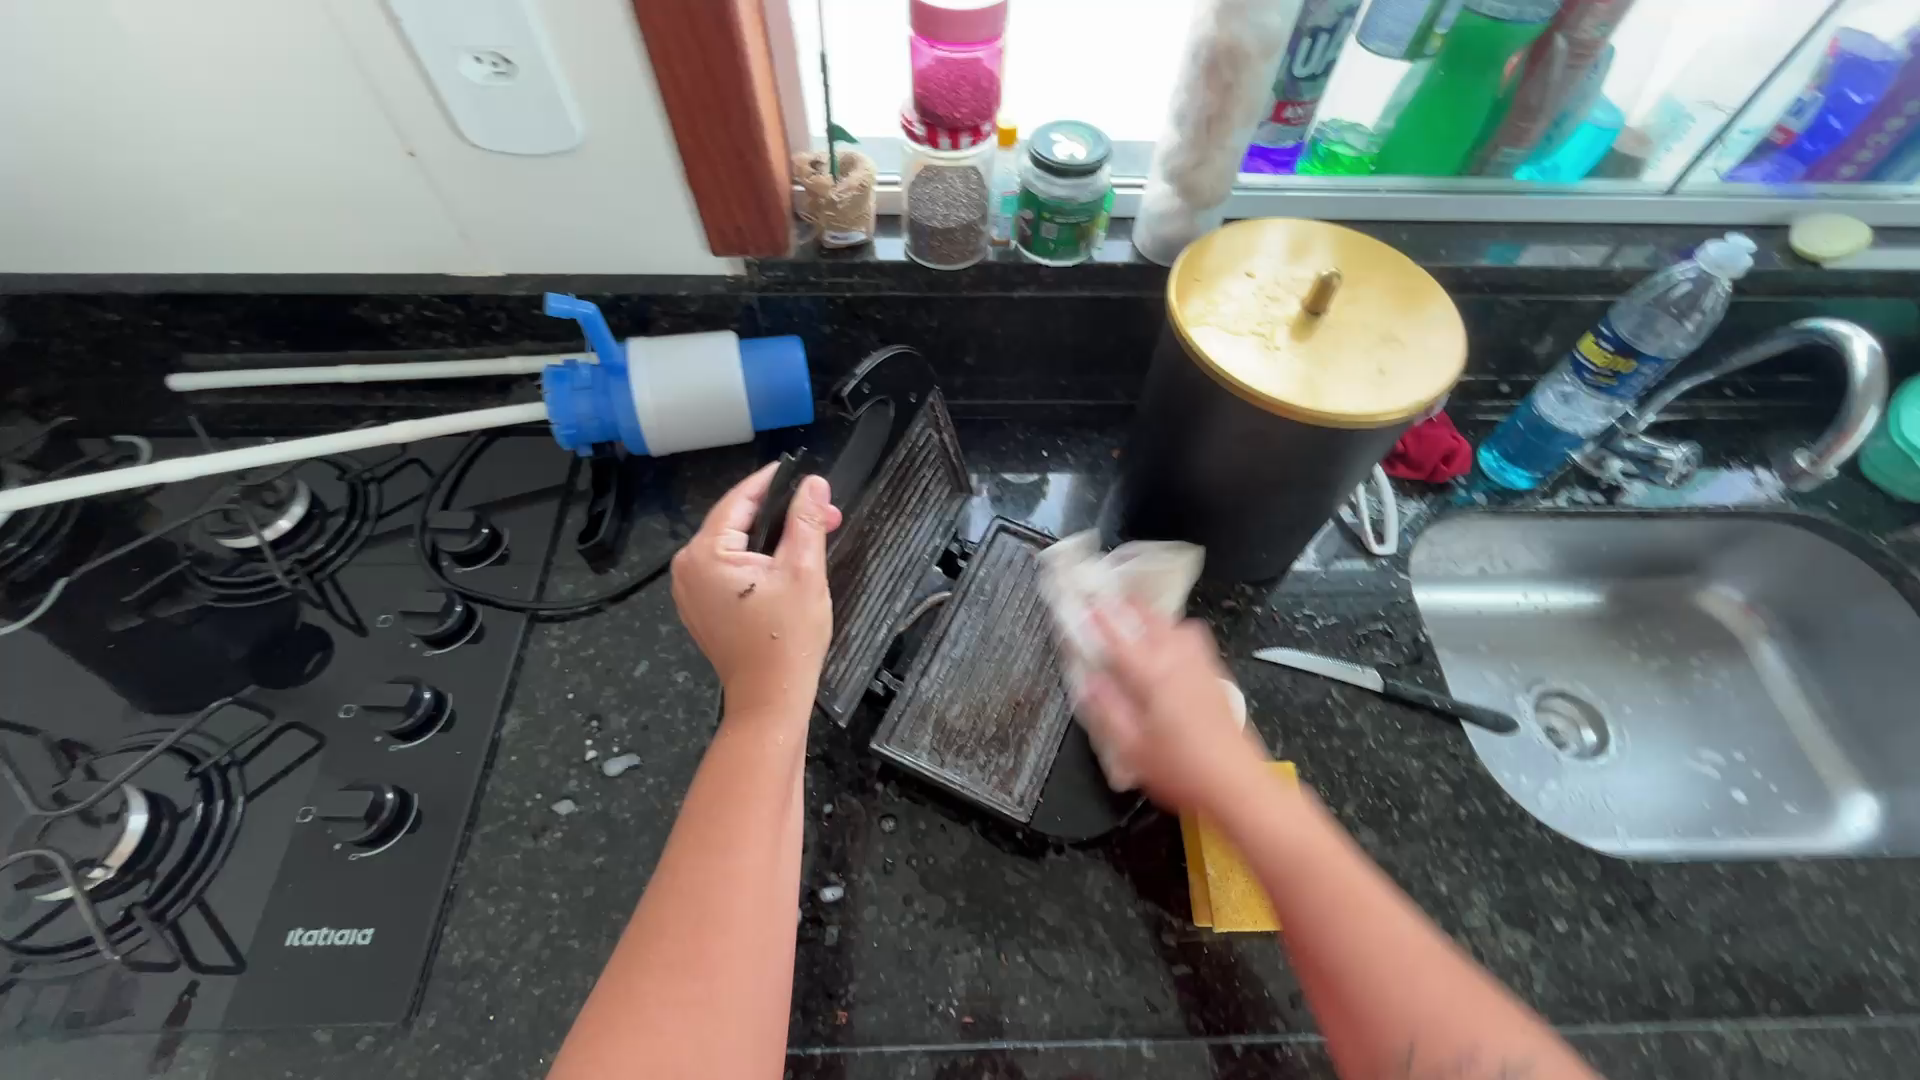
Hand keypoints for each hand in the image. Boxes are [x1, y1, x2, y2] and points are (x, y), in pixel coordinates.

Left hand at [670, 463, 843, 720]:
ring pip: (735, 545)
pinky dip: (756, 561)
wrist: (770, 697)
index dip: (773, 482)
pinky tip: (787, 564)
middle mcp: (687, 568)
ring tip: (812, 538)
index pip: (739, 500)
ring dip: (772, 538)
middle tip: (825, 515)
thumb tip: (813, 482)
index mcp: (706, 554)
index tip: (802, 471)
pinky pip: (728, 568)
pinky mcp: (701, 607)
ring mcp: (689, 590)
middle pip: (737, 522)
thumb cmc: (787, 638)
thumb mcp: (803, 571)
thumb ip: (806, 520)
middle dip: (781, 515)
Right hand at [1076, 601, 1268, 814]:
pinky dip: (1176, 630)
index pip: (1119, 636)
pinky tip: (1170, 643)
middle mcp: (1178, 662)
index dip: (1099, 618)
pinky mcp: (1216, 676)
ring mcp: (1201, 666)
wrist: (1238, 784)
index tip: (1084, 605)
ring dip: (1153, 616)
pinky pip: (1195, 638)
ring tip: (1137, 619)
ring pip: (1176, 624)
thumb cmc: (1183, 769)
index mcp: (1152, 676)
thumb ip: (1107, 710)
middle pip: (1151, 619)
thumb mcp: (1131, 747)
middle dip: (1127, 606)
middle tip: (1108, 602)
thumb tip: (1089, 683)